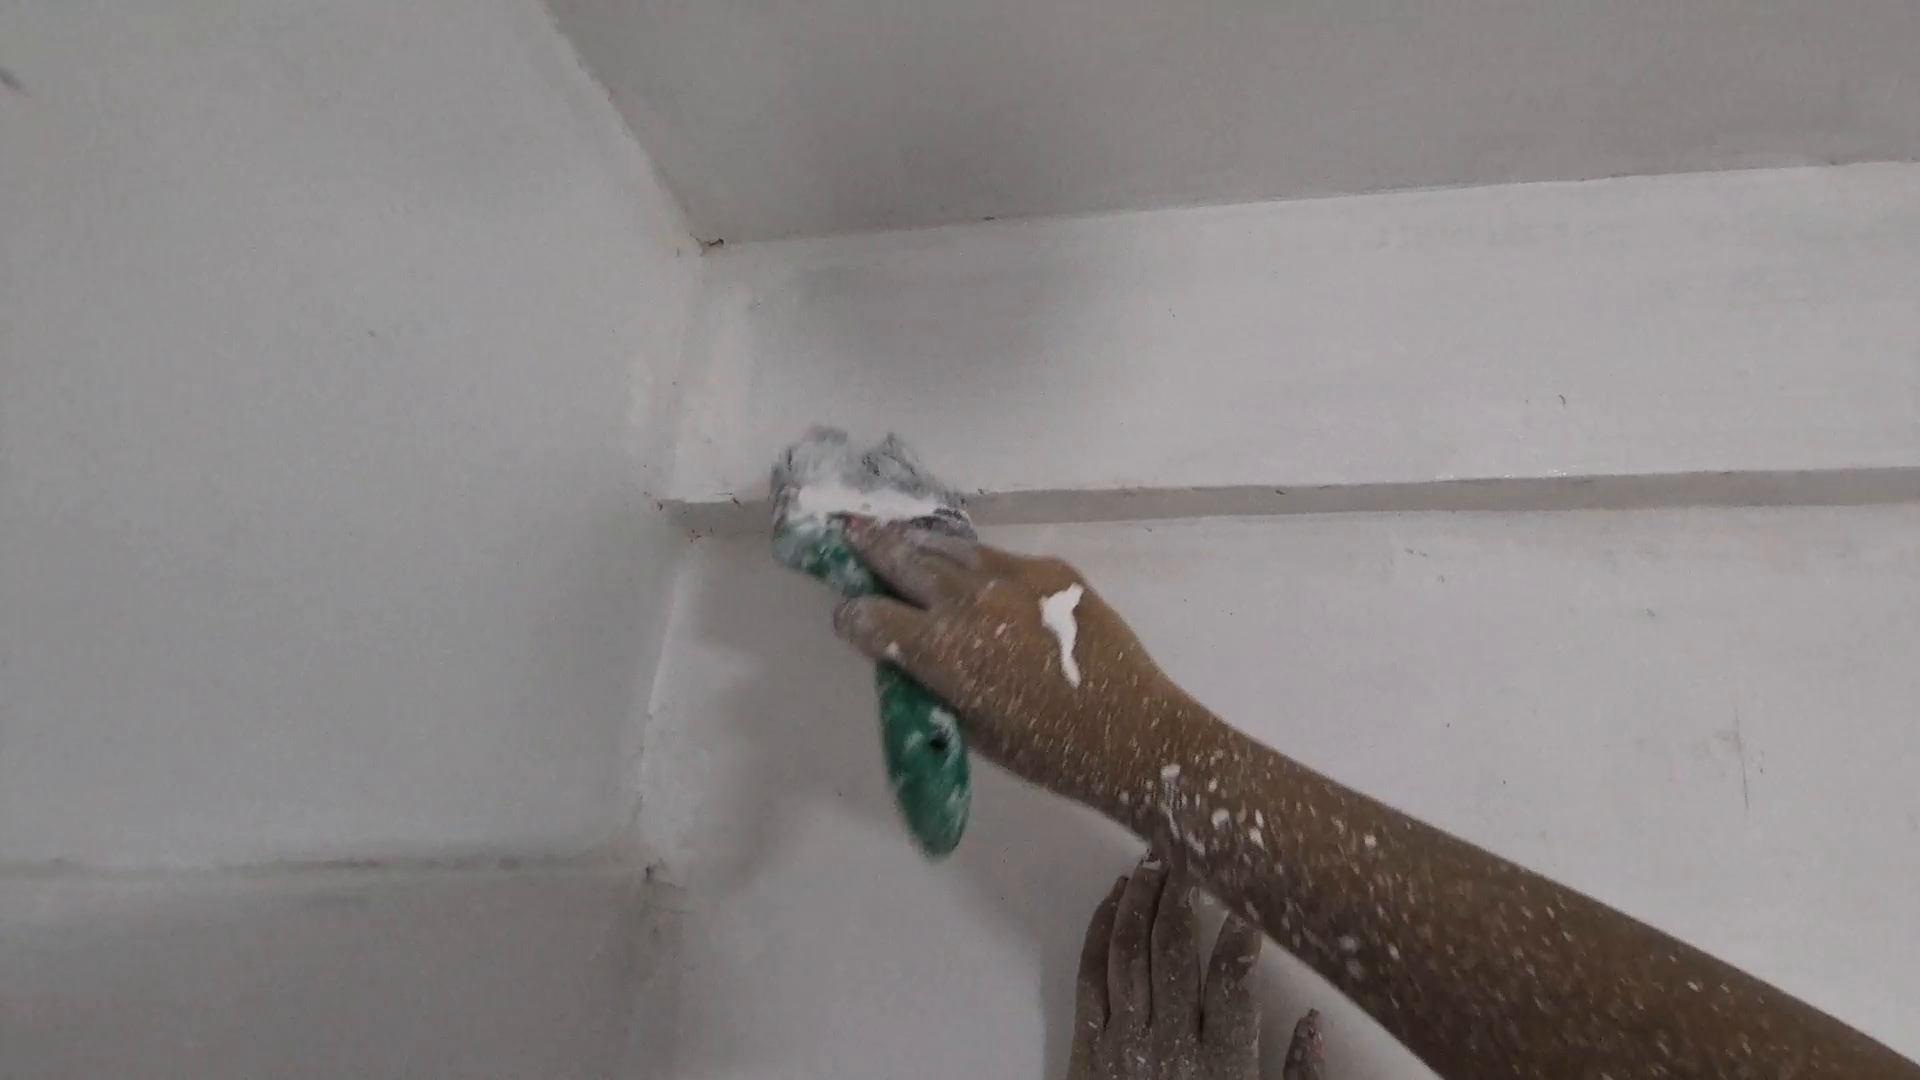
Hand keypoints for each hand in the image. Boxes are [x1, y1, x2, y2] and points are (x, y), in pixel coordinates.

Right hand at [833, 521, 1205, 810]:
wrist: (1135, 733)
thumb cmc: (1048, 751)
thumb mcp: (971, 728)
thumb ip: (933, 682)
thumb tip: (910, 651)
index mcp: (942, 650)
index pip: (873, 618)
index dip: (854, 618)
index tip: (849, 616)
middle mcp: (969, 602)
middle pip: (905, 562)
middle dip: (872, 545)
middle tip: (849, 528)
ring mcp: (1012, 577)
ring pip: (950, 549)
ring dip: (919, 544)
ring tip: (896, 532)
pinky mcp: (1050, 569)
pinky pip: (997, 557)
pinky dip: (972, 561)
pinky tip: (966, 564)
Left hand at [1067, 860, 1263, 1079]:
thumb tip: (1315, 1021)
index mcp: (1220, 1071)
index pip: (1232, 990)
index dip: (1239, 944)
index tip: (1246, 909)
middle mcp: (1169, 1047)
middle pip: (1174, 955)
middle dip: (1181, 899)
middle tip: (1188, 857)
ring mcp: (1122, 1040)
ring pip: (1129, 952)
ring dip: (1140, 900)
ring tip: (1151, 862)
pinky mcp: (1086, 1041)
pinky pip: (1089, 973)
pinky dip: (1100, 928)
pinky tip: (1113, 897)